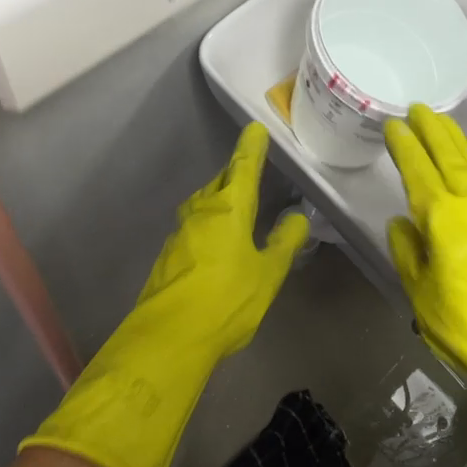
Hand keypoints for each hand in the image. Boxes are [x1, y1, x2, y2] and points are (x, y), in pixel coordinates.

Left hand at [22, 123, 307, 466]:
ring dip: (218, 199)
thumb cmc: (227, 300)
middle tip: (249, 170)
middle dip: (234, 174)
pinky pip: (193, 227)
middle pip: (219, 183)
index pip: (243, 167)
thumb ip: (283, 244)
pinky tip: (215, 242)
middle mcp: (201, 212)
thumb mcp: (267, 274)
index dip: (251, 148)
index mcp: (229, 208)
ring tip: (235, 205)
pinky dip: (207, 224)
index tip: (255, 129)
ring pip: (203, 204)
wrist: (170, 337)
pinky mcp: (168, 256)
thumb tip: (297, 217)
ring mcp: (180, 233)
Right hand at [383, 105, 466, 379]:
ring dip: (456, 143)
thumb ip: (408, 251)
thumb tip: (402, 224)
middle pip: (450, 158)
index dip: (405, 146)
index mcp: (441, 216)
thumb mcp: (419, 290)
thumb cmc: (461, 320)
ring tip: (443, 124)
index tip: (395, 125)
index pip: (418, 171)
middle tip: (420, 108)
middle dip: (433, 131)